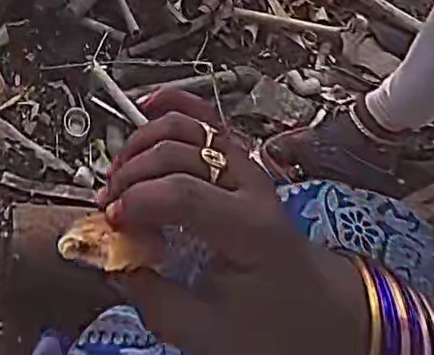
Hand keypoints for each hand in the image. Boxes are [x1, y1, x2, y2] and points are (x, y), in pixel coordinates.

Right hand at [98, 89, 365, 354]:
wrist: (322, 310)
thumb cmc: (276, 327)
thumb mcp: (214, 333)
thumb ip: (155, 299)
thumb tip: (111, 262)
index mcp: (252, 230)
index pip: (183, 194)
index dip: (138, 201)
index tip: (113, 220)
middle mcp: (250, 185)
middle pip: (175, 154)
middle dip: (131, 175)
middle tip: (111, 202)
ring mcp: (243, 163)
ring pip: (182, 127)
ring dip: (140, 143)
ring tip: (120, 172)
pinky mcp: (236, 156)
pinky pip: (202, 115)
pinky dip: (171, 103)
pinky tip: (145, 104)